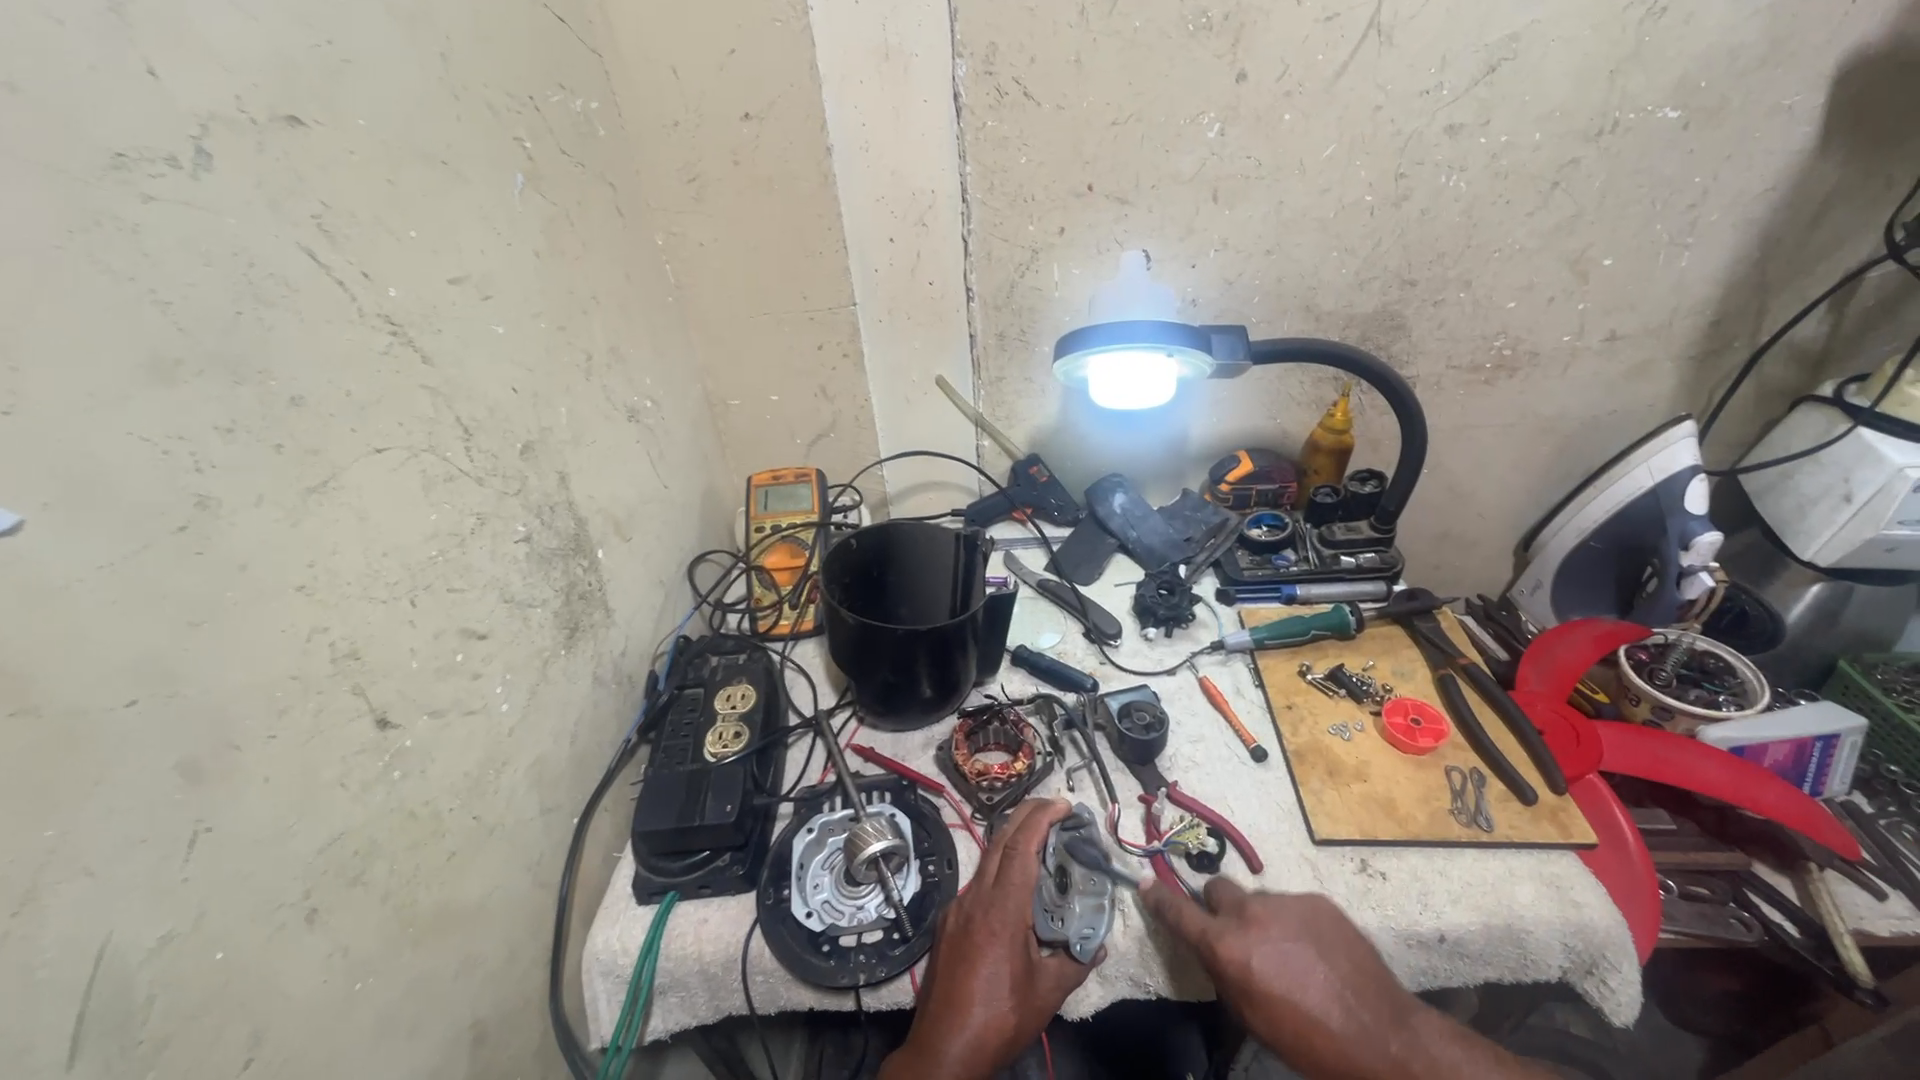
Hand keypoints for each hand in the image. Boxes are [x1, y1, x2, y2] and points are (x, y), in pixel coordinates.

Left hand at [879, 799, 1098, 1079]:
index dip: (1041, 817)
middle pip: (999, 841)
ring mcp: (956, 909)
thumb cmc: (998, 1018)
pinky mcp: (947, 924)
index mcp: (1001, 908)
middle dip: (1026, 815)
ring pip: (986, 861)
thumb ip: (1075, 962)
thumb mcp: (1047, 993)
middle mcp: (974, 898)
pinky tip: (1015, 889)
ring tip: (1041, 842)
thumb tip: (1098, 945)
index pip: (1021, 846)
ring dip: (1013, 842)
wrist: (942, 1050)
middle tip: (1055, 807)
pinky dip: (999, 871)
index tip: (1063, 804)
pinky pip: (977, 884)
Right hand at [1140, 878, 1547, 1079]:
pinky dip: (1294, 924)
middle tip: (1237, 935)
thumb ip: (1223, 971)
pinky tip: (1315, 953)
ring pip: (1258, 900)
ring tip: (1290, 954)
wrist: (1380, 1035)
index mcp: (1226, 946)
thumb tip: (1212, 948)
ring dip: (1262, 919)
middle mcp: (1250, 914)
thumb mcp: (1248, 1015)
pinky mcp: (1318, 901)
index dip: (1160, 899)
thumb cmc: (1305, 1040)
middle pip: (1218, 889)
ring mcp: (1286, 902)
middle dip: (1219, 907)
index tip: (1146, 884)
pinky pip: (1292, 905)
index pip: (1178, 911)